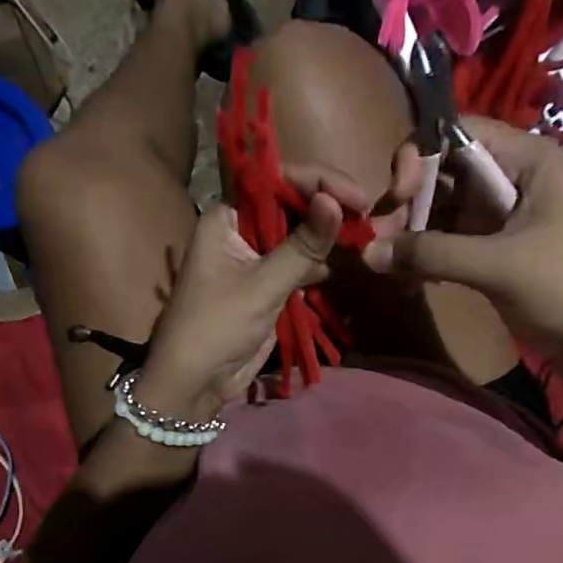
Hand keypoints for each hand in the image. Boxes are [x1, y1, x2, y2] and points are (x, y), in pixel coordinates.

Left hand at [138, 174, 355, 418]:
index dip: (319, 182)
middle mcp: (238, 230)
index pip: (276, 182)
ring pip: (296, 235)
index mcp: (226, 217)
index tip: (357, 197)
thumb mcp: (262, 285)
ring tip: (364, 236)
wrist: (194, 381)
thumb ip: (302, 246)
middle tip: (367, 217)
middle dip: (327, 208)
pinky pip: (296, 263)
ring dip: (327, 236)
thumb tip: (335, 202)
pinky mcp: (265, 285)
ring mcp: (252, 258)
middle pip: (289, 205)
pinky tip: (345, 262)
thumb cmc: (217, 327)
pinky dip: (318, 263)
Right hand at [363, 117, 562, 351]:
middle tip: (383, 239)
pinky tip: (411, 276)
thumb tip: (368, 253)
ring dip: (418, 233)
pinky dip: (434, 255)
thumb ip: (431, 253)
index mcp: (529, 160)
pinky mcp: (504, 252)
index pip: (460, 133)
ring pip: (450, 211)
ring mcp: (511, 218)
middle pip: (449, 173)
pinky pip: (459, 241)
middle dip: (412, 202)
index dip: (421, 155)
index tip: (399, 194)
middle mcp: (518, 180)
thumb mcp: (498, 264)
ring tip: (390, 263)